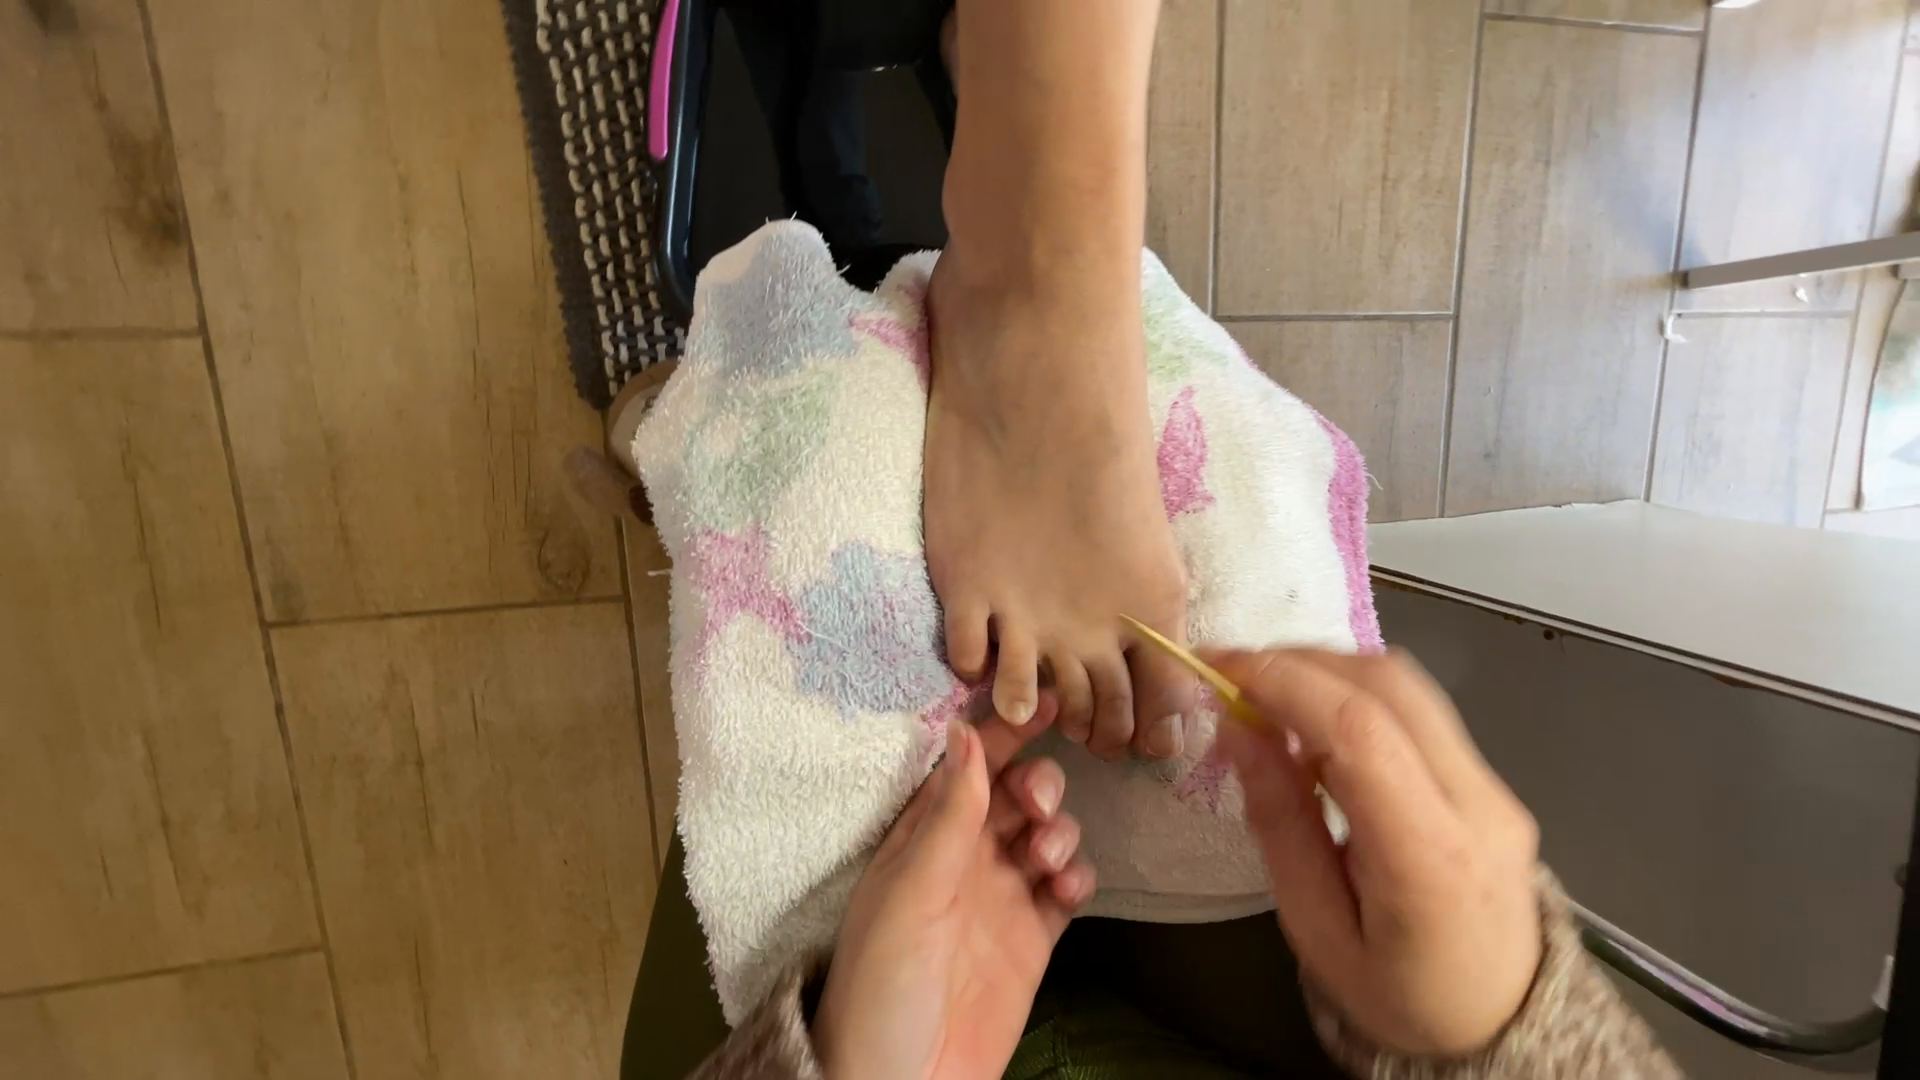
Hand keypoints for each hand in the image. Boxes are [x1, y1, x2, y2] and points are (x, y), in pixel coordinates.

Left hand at [814, 710, 1097, 1079]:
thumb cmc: (887, 979)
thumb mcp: (910, 892)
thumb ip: (948, 816)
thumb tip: (966, 732)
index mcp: (927, 835)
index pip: (970, 766)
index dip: (1006, 730)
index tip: (1048, 699)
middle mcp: (968, 855)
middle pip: (1017, 794)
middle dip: (1038, 785)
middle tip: (1037, 808)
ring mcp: (1003, 894)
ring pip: (1047, 833)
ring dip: (1058, 830)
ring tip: (1047, 860)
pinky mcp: (1034, 936)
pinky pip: (1067, 888)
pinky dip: (1076, 877)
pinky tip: (1066, 891)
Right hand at [1206, 648, 1542, 1056]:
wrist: (1502, 1029)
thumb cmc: (1395, 994)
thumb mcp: (1314, 925)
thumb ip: (1278, 819)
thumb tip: (1238, 726)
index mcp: (1431, 854)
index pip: (1358, 729)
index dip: (1280, 681)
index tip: (1216, 669)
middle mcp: (1477, 801)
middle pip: (1386, 684)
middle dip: (1296, 661)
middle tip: (1232, 674)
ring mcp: (1491, 783)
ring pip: (1403, 682)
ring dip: (1322, 667)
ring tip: (1264, 691)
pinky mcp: (1485, 776)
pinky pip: (1412, 705)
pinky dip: (1348, 689)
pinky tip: (1309, 718)